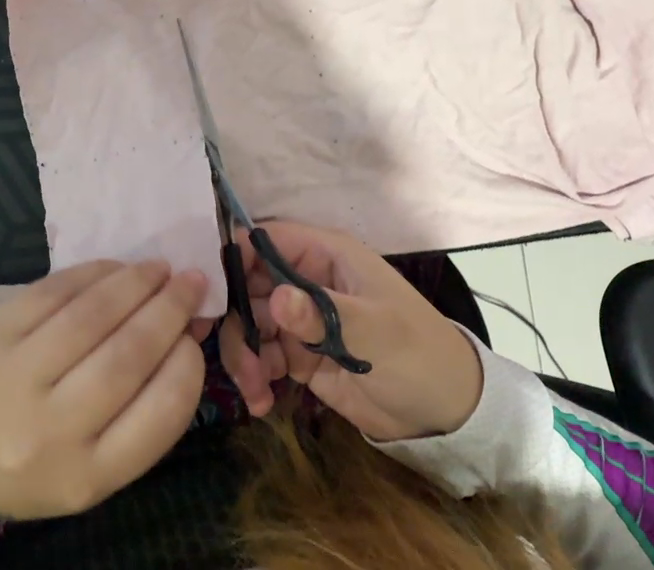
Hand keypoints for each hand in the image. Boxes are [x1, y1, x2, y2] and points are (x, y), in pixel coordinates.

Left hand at [0, 260, 209, 520]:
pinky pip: (53, 292)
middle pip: (130, 355)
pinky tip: (113, 268)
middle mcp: (52, 431)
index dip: (188, 362)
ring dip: (136, 283)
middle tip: (191, 282)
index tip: (194, 334)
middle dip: (169, 310)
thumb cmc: (17, 466)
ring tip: (158, 268)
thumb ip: (136, 413)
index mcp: (85, 477)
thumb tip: (183, 335)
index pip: (162, 411)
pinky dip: (92, 273)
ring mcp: (15, 378)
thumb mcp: (83, 468)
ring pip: (93, 316)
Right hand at [219, 221, 481, 441]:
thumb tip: (276, 297)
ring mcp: (301, 319)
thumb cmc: (418, 354)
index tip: (211, 294)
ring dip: (244, 355)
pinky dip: (255, 378)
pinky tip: (262, 403)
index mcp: (326, 255)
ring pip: (249, 323)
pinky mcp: (298, 354)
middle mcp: (306, 280)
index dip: (234, 258)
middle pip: (247, 284)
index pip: (265, 240)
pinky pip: (261, 357)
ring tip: (256, 389)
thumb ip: (322, 315)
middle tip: (239, 360)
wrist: (443, 413)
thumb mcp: (374, 331)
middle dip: (236, 321)